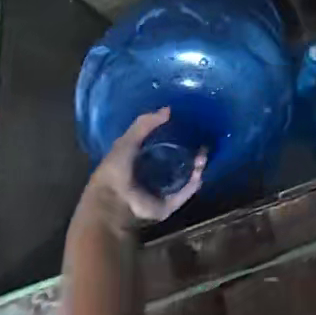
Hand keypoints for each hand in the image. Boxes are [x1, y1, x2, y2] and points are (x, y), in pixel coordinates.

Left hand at [78, 108, 205, 233]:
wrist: (113, 200)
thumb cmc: (115, 168)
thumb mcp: (128, 140)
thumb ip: (145, 124)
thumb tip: (168, 110)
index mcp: (138, 161)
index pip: (160, 147)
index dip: (175, 137)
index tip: (188, 128)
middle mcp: (151, 176)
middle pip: (176, 162)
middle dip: (190, 153)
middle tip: (201, 144)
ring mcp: (160, 192)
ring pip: (184, 177)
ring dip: (195, 167)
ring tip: (202, 156)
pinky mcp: (167, 205)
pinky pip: (185, 193)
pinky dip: (193, 184)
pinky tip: (199, 171)